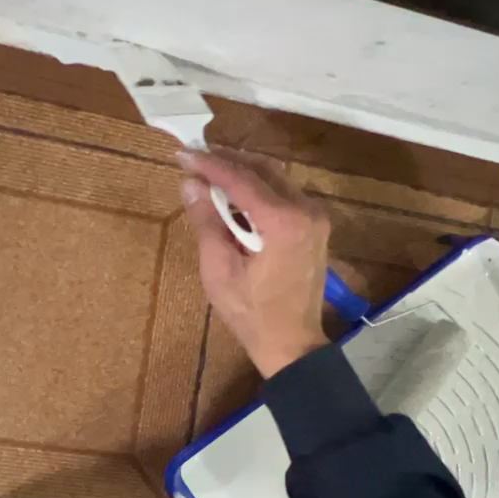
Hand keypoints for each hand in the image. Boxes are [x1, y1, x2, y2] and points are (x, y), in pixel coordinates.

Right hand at [178, 150, 330, 377]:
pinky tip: (235, 198)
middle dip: (228, 161)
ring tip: (211, 176)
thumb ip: (207, 222)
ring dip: (244, 174)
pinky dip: (259, 191)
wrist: (291, 343)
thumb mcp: (219, 270)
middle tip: (195, 159)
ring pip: (276, 179)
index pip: (242, 179)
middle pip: (263, 170)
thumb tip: (190, 184)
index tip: (183, 154)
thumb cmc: (251, 314)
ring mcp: (316, 218)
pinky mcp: (316, 228)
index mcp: (284, 222)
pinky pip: (285, 196)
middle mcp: (307, 211)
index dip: (210, 164)